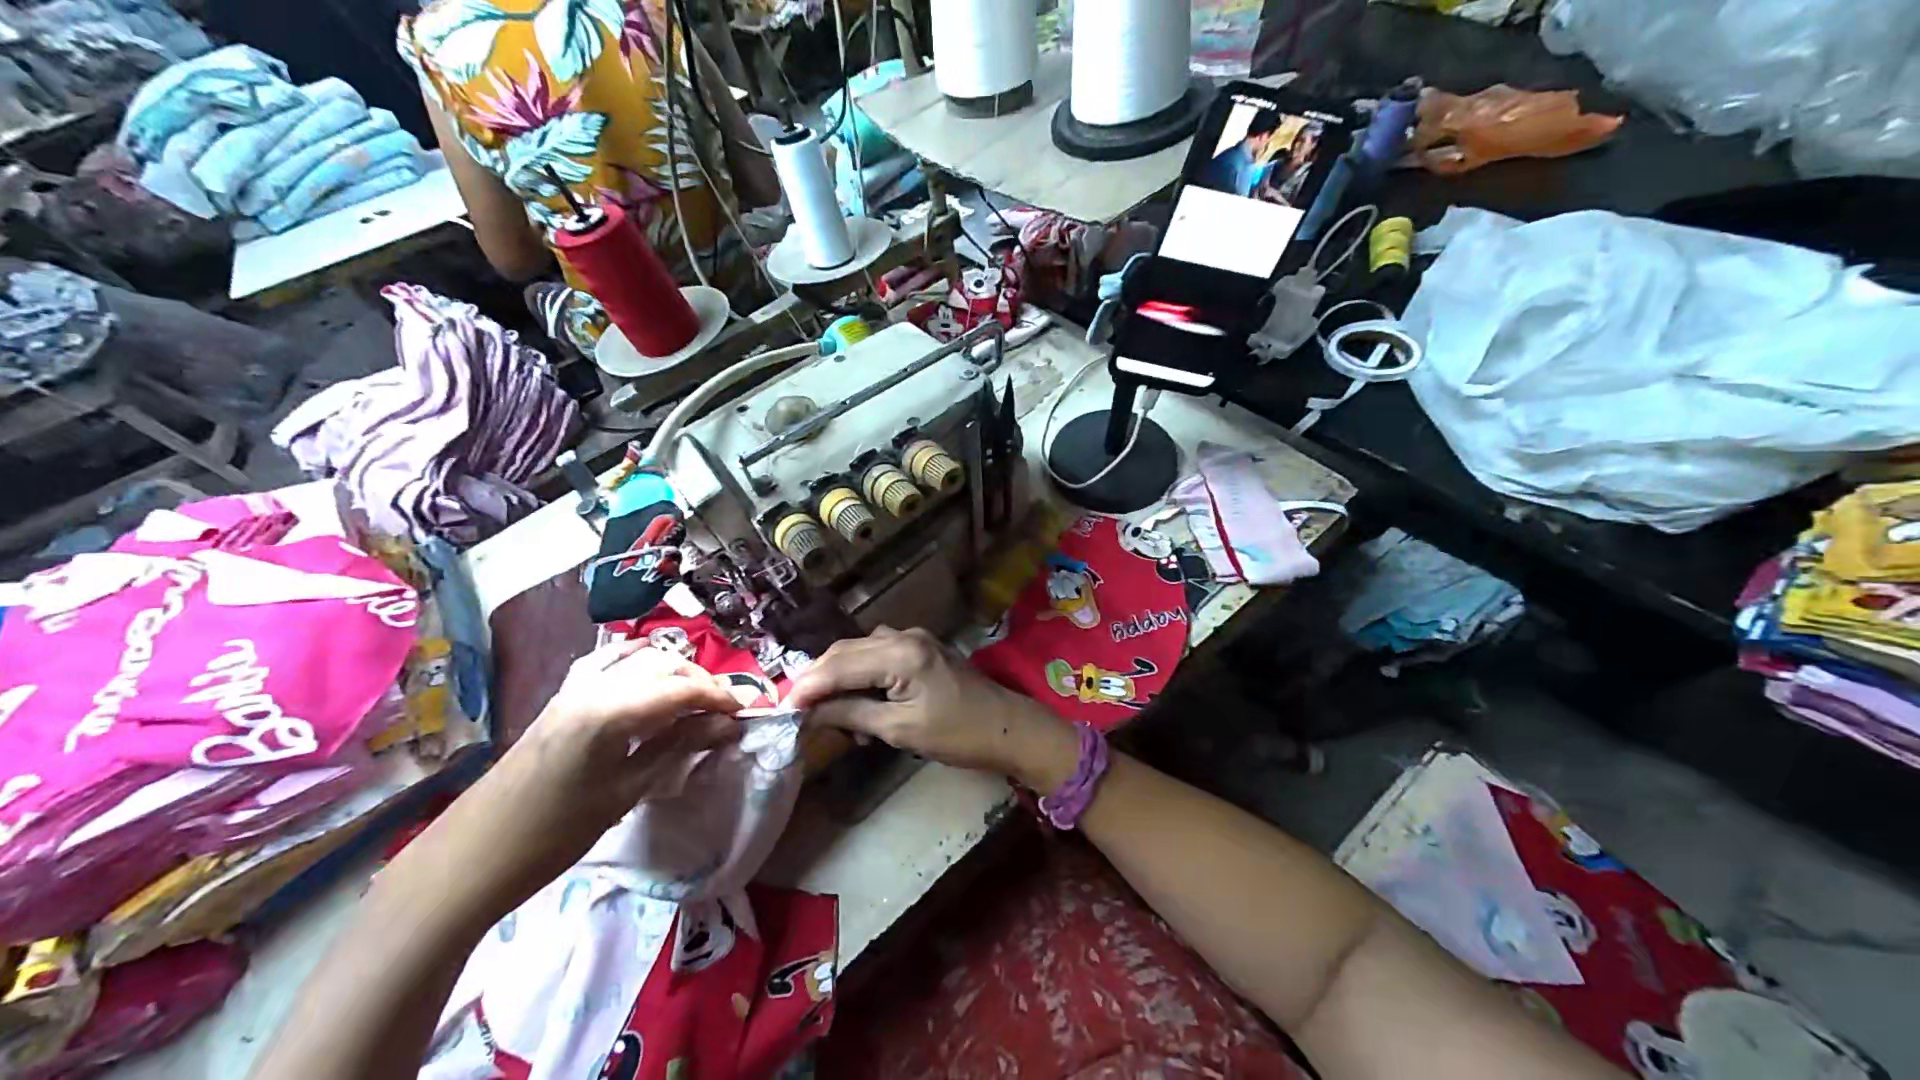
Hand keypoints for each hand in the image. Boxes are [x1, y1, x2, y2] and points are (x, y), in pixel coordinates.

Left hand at [417, 641, 742, 906]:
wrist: (474, 857)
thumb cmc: (556, 834)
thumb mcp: (626, 792)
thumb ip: (677, 747)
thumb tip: (726, 725)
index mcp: (610, 711)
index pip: (681, 689)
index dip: (719, 697)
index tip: (744, 713)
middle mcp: (592, 687)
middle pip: (663, 665)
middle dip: (700, 683)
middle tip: (723, 713)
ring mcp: (572, 688)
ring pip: (637, 658)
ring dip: (672, 672)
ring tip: (693, 701)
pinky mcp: (561, 698)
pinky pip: (608, 665)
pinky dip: (638, 667)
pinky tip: (649, 684)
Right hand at [785, 627, 1078, 791]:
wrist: (1007, 728)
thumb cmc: (957, 734)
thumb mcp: (899, 729)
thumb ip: (851, 715)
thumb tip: (809, 714)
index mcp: (900, 654)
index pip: (839, 665)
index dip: (807, 686)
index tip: (782, 708)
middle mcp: (903, 636)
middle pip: (844, 652)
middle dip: (818, 679)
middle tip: (798, 710)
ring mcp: (913, 639)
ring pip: (858, 652)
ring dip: (839, 678)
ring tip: (828, 713)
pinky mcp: (920, 648)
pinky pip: (877, 656)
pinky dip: (861, 676)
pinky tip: (858, 704)